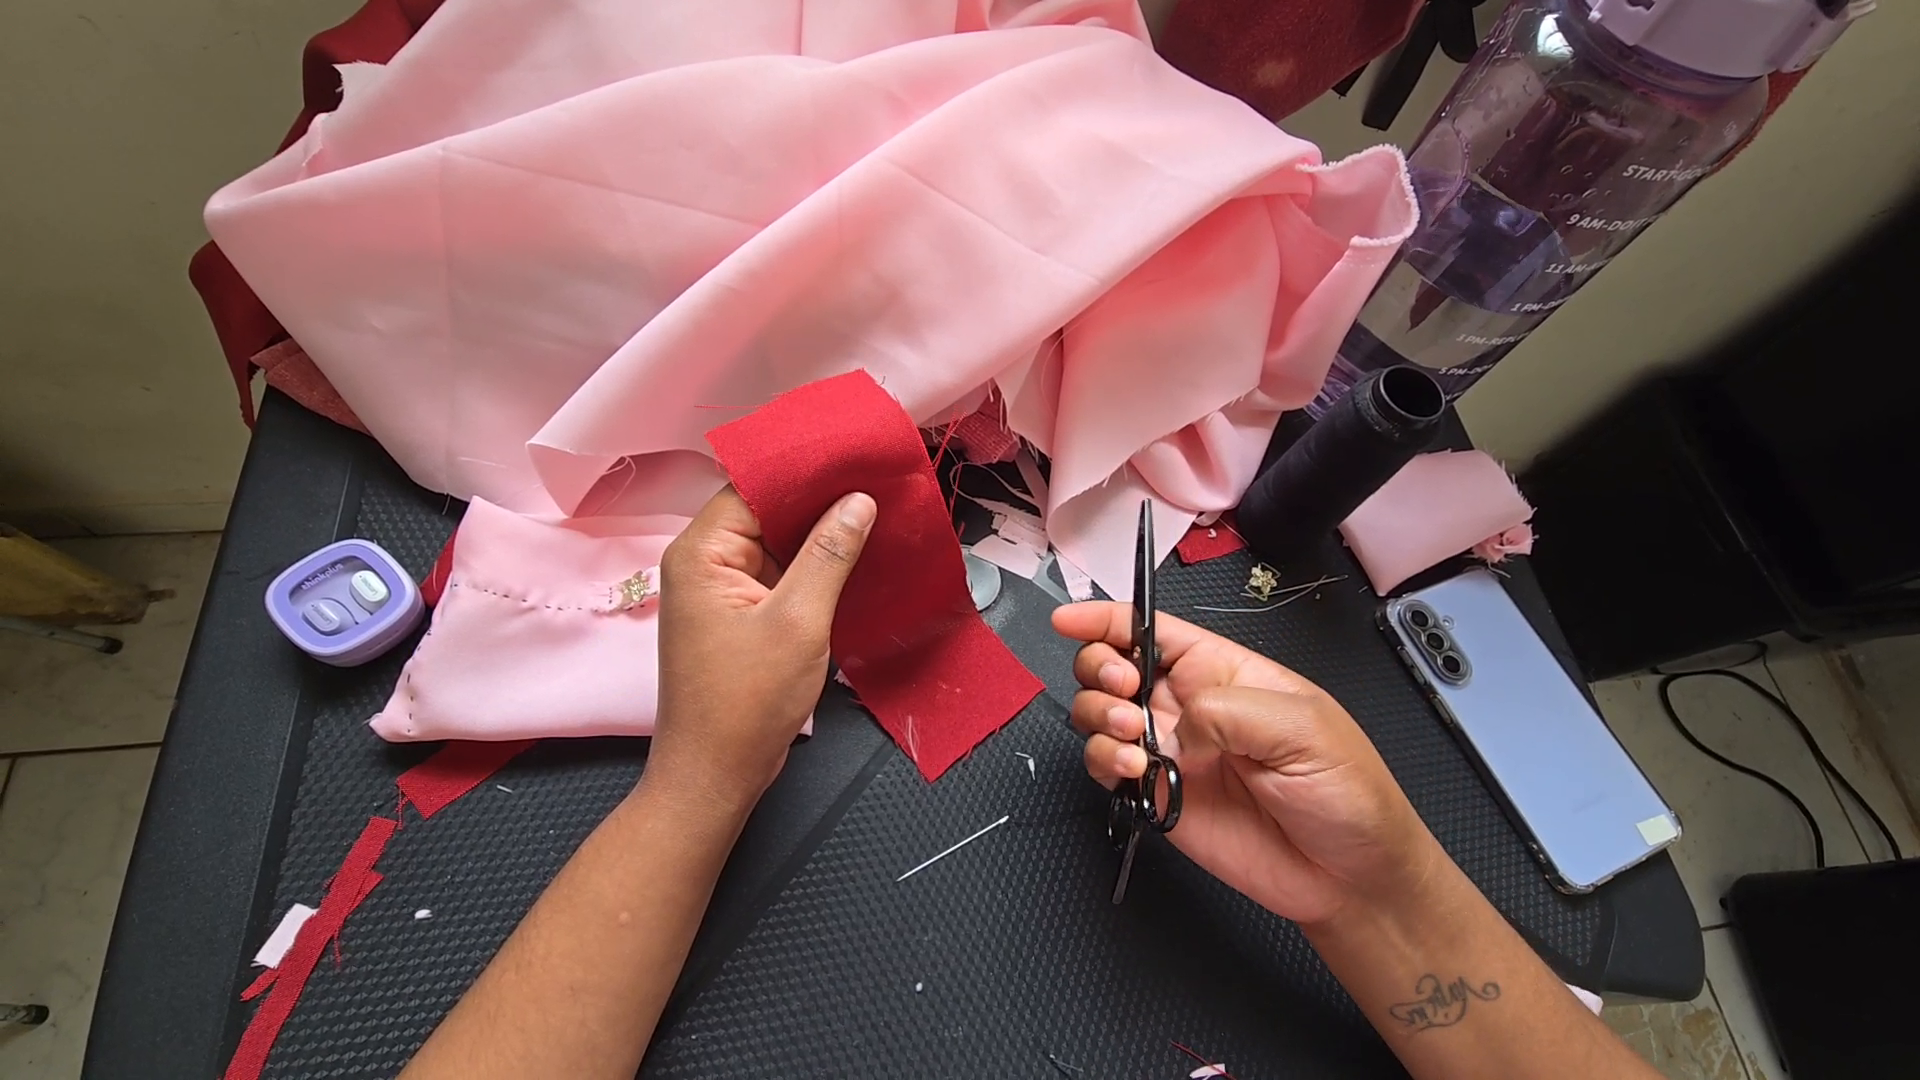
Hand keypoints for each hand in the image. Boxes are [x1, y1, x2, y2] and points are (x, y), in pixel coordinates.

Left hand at [650, 486, 875, 811]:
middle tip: (875, 477)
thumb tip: (858, 500)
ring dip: (819, 531)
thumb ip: (829, 554)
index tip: (854, 454)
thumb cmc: (748, 700)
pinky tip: (855, 551)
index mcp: (701, 553)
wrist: (716, 775)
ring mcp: (723, 590)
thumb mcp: (798, 621)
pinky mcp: (741, 613)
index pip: (752, 487)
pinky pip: (780, 572)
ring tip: (875, 505)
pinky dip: (813, 563)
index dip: (804, 470)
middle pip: (764, 511)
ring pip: (776, 542)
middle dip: (818, 498)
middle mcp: (705, 562)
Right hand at [1053, 602, 1441, 926]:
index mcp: (1218, 669)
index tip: (1067, 619)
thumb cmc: (1345, 788)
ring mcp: (1165, 749)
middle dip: (1098, 665)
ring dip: (1097, 713)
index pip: (1150, 628)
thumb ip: (1223, 709)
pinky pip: (1104, 765)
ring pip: (1097, 712)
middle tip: (1122, 688)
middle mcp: (1184, 703)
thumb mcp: (1300, 726)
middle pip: (1110, 663)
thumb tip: (1171, 730)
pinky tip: (1133, 771)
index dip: (1106, 617)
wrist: (1348, 877)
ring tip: (1132, 734)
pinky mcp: (1153, 794)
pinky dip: (1102, 760)